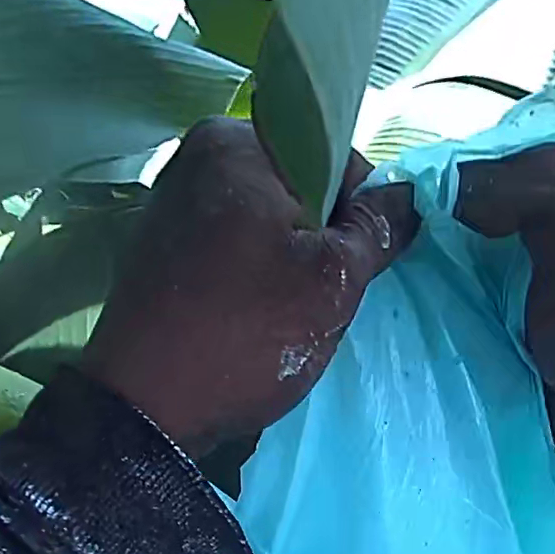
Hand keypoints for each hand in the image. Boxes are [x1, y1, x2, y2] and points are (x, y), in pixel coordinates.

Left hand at [82, 118, 417, 455]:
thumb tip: (407, 197)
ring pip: (261, 229)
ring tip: (277, 320)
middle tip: (313, 302)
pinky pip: (225, 255)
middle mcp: (193, 160)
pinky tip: (246, 323)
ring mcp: (168, 210)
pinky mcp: (156, 257)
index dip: (358, 215)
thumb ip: (376, 230)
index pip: (335, 157)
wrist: (147, 411)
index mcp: (236, 142)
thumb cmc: (245, 336)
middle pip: (295, 193)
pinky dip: (247, 283)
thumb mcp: (330, 284)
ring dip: (283, 269)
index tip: (351, 269)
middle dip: (317, 245)